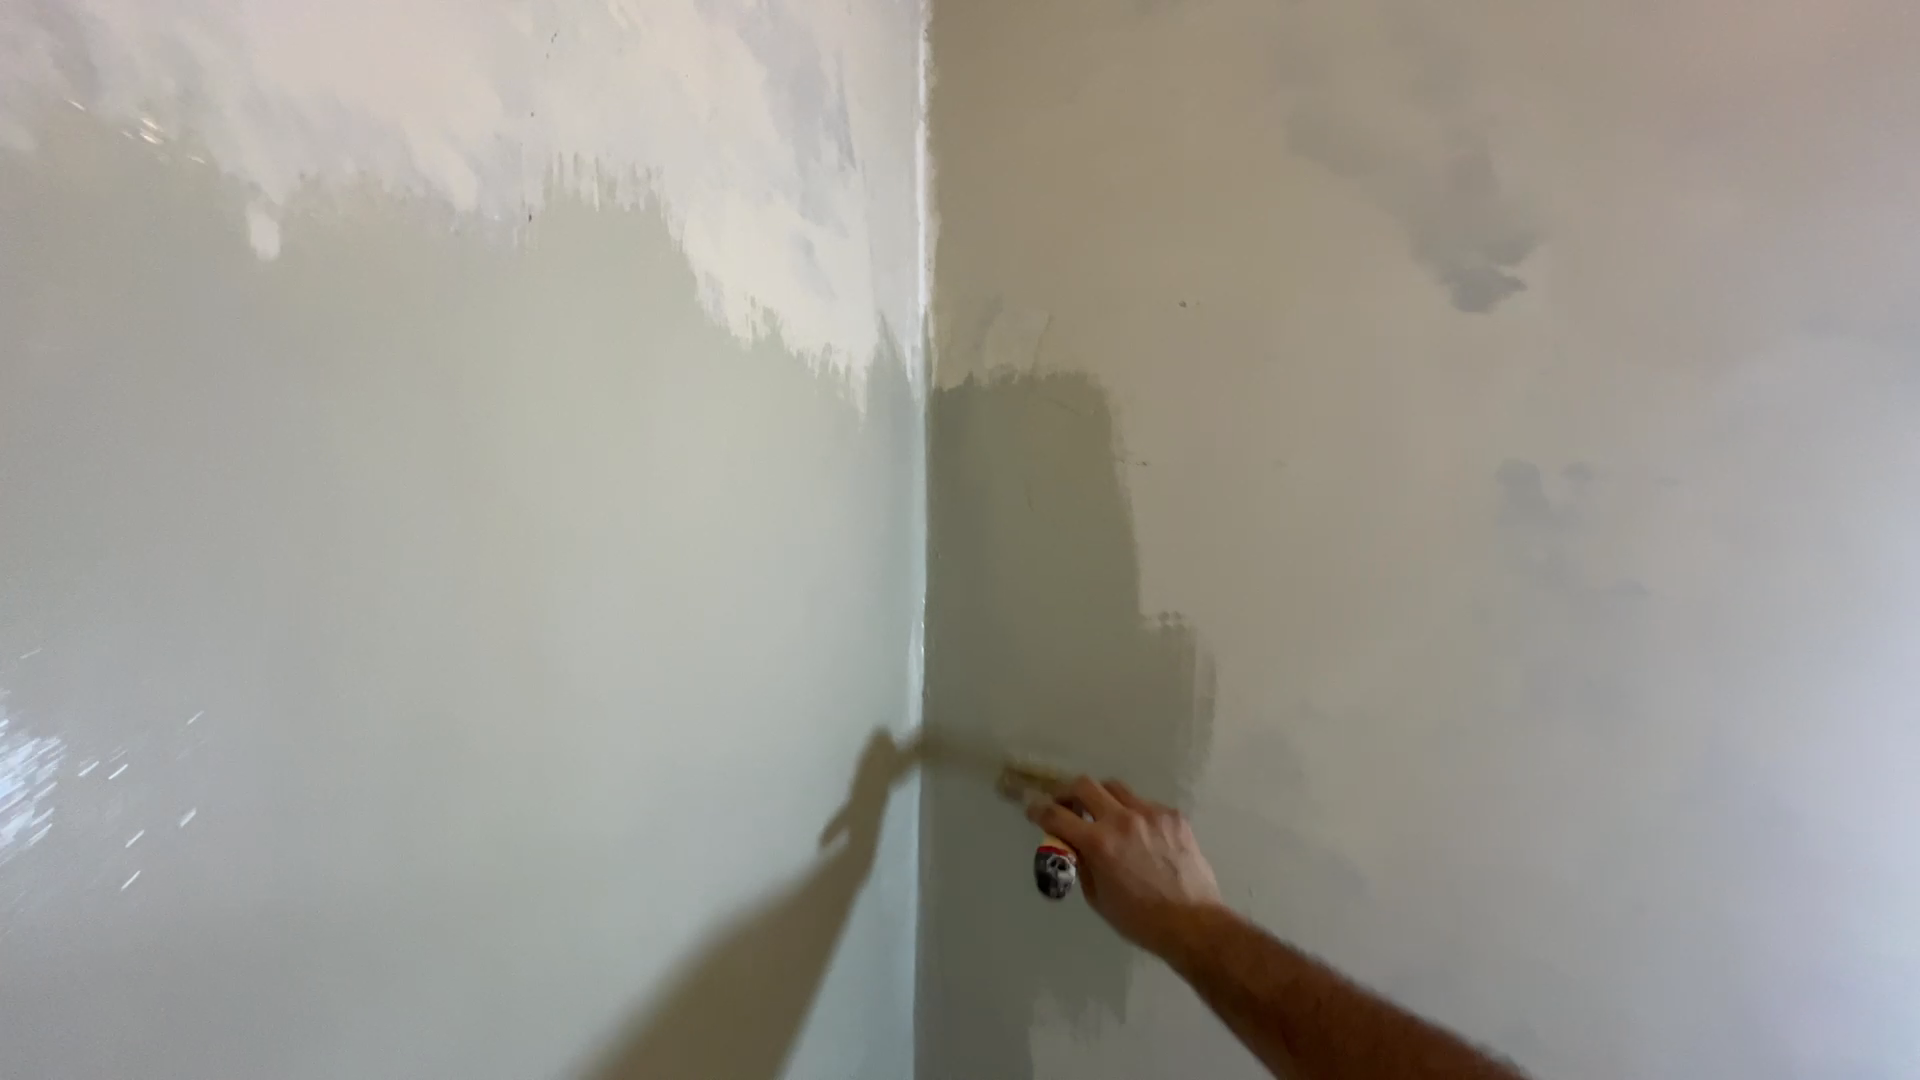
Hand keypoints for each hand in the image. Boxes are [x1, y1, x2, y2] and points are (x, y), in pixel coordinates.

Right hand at [1027, 777, 1225, 961]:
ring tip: (1105, 815)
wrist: (1194, 924)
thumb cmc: (1140, 920)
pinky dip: (1134, 815)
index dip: (1039, 810)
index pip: (1056, 815)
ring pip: (1116, 788)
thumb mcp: (1097, 897)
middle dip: (1068, 792)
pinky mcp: (1172, 816)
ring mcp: (1150, 813)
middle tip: (1067, 805)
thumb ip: (1082, 864)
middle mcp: (1121, 819)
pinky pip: (1145, 805)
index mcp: (1098, 843)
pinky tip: (1141, 836)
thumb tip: (1075, 846)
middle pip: (1084, 785)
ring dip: (1103, 798)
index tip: (1033, 809)